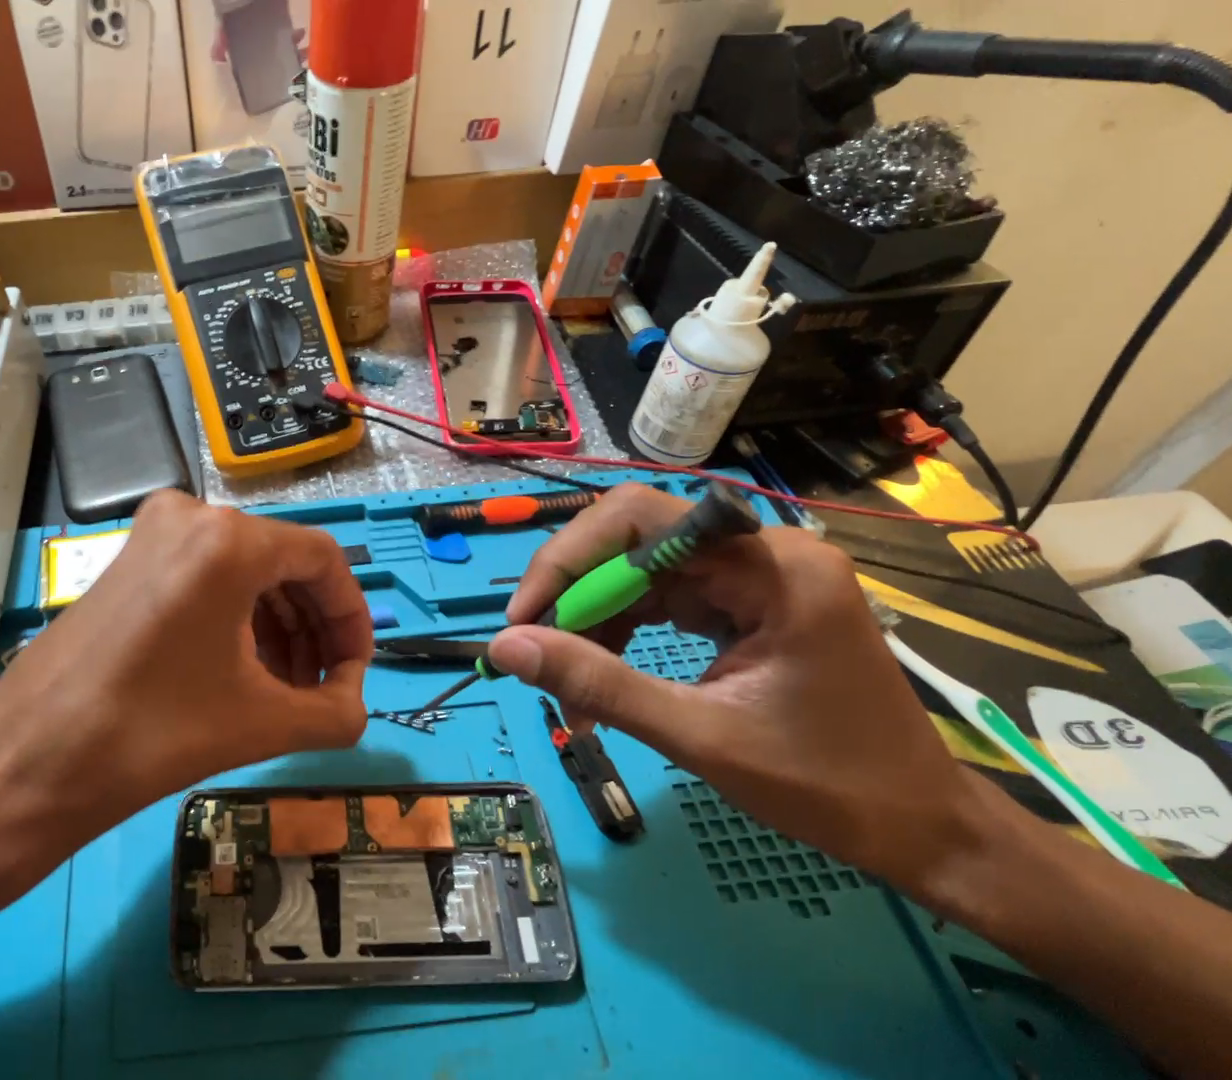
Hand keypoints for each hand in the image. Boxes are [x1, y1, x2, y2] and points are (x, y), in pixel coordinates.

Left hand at [0, 490, 372, 838]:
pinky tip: (240, 673)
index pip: (324, 560)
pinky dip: (234, 620)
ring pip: (243, 573)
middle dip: (312, 630)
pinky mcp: (125, 559)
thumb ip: (336, 712)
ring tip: (284, 691)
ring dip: (276, 629)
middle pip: (283, 564)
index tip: (356, 674)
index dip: (351, 618)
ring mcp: (150, 534)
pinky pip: (203, 578)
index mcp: (228, 539)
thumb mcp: (262, 724)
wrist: (30, 762)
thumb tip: (356, 703)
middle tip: (322, 690)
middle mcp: (190, 515)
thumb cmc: (153, 735)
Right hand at [486, 484, 982, 890]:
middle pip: (634, 543)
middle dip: (576, 600)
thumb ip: (599, 685)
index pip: (638, 520)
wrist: (922, 829)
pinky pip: (665, 600)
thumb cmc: (826, 785)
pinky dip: (624, 635)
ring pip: (642, 574)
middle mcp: (765, 553)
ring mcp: (759, 577)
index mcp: (771, 567)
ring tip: (567, 687)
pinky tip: (601, 680)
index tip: (523, 622)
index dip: (566, 561)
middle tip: (535, 657)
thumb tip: (506, 648)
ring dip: (594, 625)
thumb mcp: (699, 736)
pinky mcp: (751, 604)